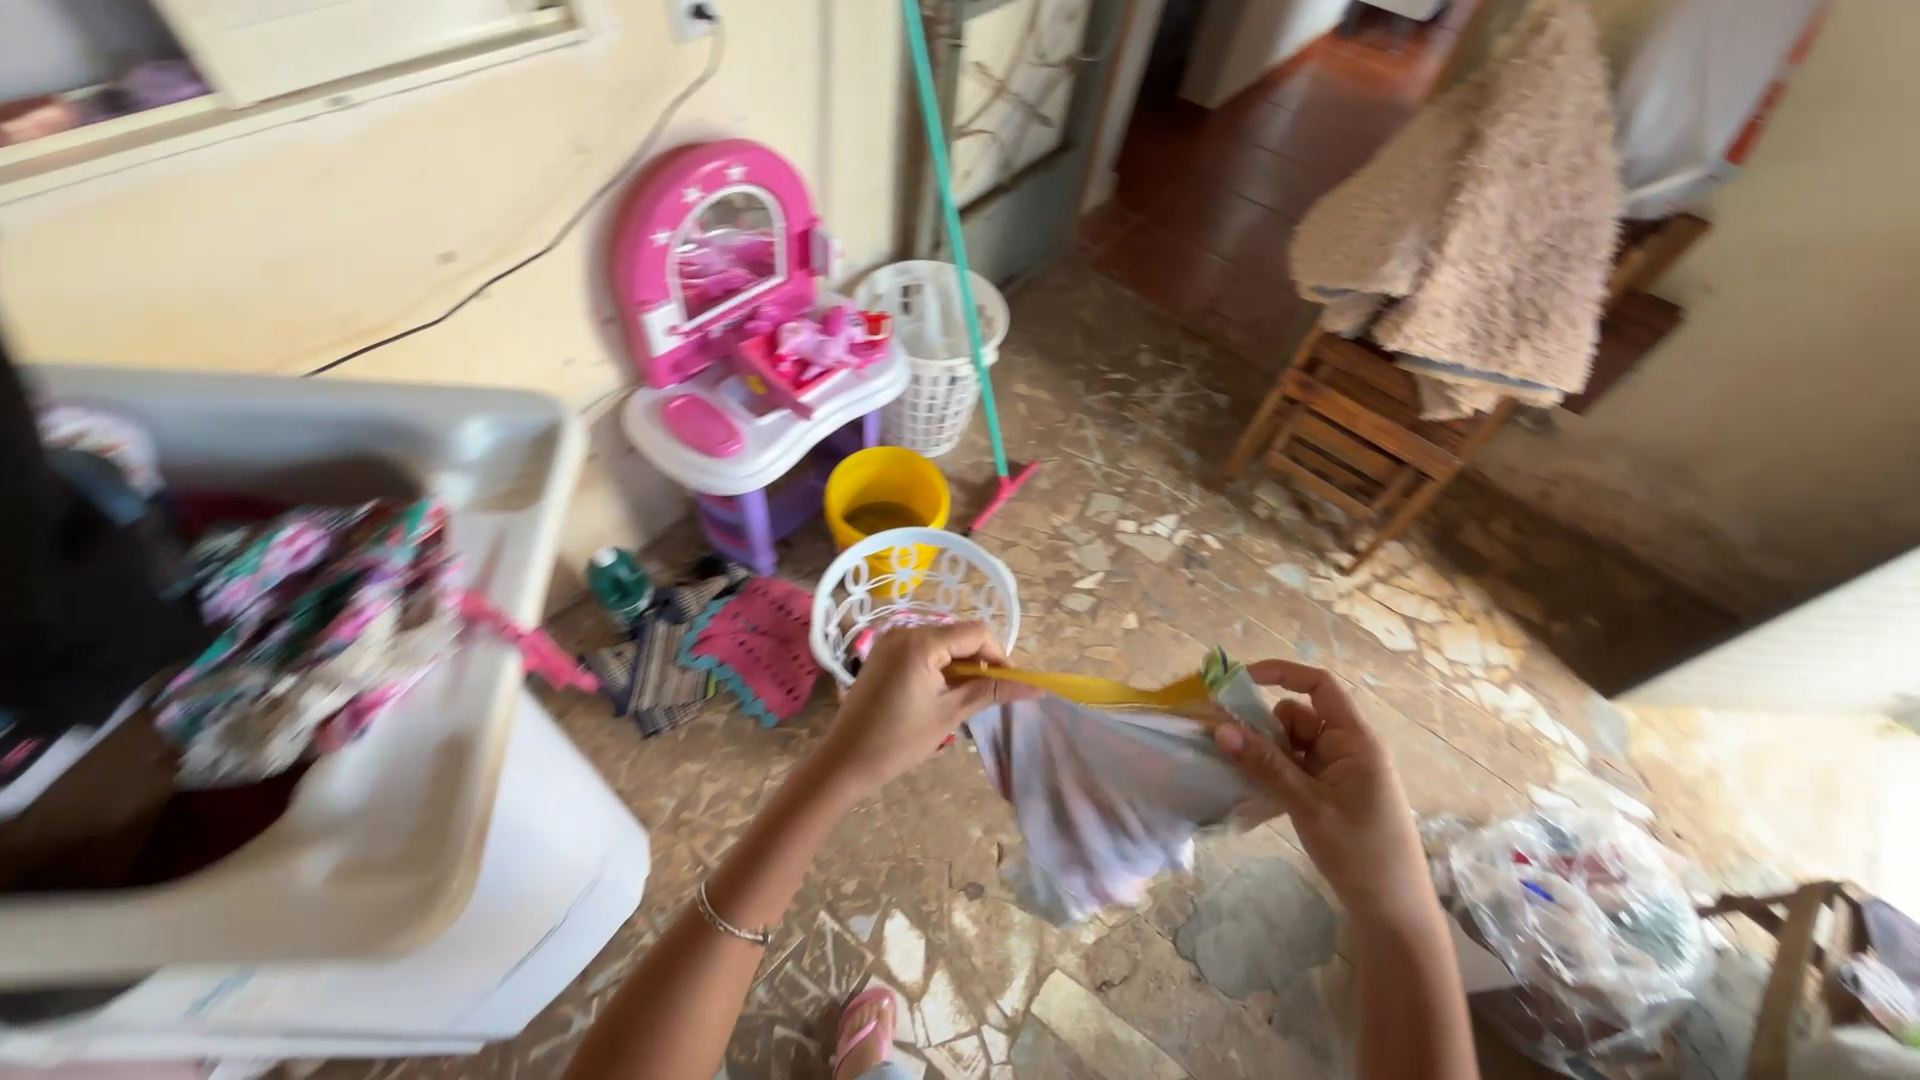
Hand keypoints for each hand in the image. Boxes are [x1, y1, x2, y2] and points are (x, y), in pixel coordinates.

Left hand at [818, 623, 1038, 796]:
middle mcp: (906, 631)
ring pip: (943, 642)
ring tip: (966, 698)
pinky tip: (942, 693)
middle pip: (960, 634)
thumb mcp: (950, 713)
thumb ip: (991, 691)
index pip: (976, 633)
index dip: (999, 657)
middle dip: (980, 661)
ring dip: (961, 665)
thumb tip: (1034, 687)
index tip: (1010, 686)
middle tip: (989, 695)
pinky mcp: (884, 654)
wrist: (845, 760)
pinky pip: (923, 649)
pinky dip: (940, 666)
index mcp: (921, 642)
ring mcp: (891, 641)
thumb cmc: (899, 740)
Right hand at [1213, 660, 1438, 929]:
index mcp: (1356, 740)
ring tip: (1246, 777)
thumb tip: (1221, 729)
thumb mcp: (1308, 806)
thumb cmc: (1360, 852)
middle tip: (1236, 751)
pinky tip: (1256, 792)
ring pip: (1292, 742)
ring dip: (1267, 753)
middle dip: (1266, 726)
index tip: (1242, 679)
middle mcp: (1348, 747)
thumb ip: (1265, 765)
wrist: (1393, 911)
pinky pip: (1295, 767)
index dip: (1282, 673)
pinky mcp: (1330, 792)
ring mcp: (1339, 770)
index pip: (1319, 686)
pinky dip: (1274, 772)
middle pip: (1298, 715)